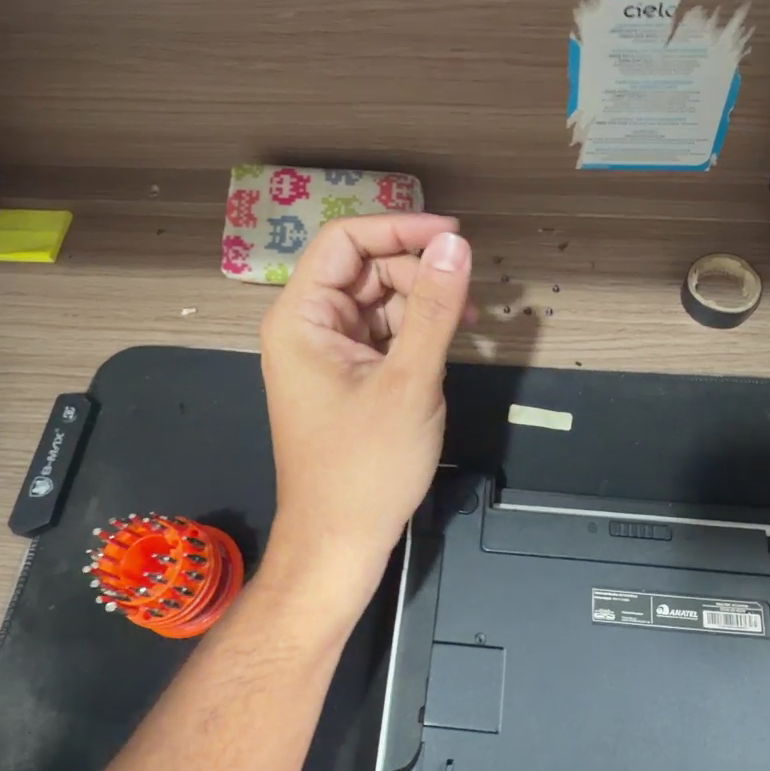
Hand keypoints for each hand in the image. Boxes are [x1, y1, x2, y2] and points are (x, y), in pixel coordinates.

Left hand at [257, 214, 472, 607]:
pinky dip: (415, 332)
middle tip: (468, 296)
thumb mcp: (409, 382)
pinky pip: (383, 333)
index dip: (399, 228)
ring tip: (468, 323)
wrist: (339, 543)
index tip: (454, 237)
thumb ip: (434, 308)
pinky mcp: (347, 375)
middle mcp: (308, 325)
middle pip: (366, 267)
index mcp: (301, 316)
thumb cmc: (366, 466)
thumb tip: (456, 245)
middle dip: (418, 273)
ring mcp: (327, 351)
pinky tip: (447, 345)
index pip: (345, 240)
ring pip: (380, 299)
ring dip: (423, 303)